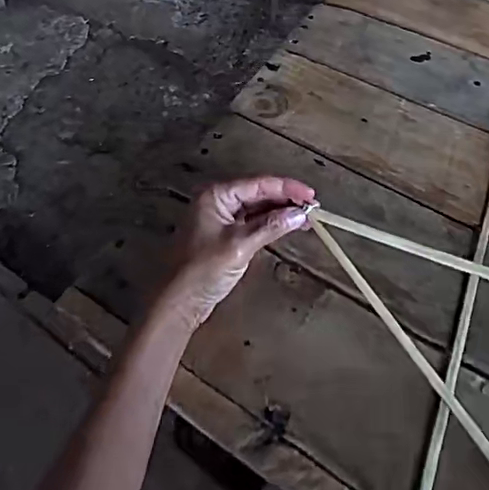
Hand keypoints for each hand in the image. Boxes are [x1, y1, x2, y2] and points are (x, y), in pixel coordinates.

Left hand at [156, 177, 317, 327]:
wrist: (175, 306)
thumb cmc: (203, 270)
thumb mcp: (240, 245)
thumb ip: (272, 226)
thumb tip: (302, 214)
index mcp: (217, 195)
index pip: (260, 184)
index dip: (289, 188)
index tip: (312, 195)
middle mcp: (218, 201)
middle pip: (260, 193)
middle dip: (287, 199)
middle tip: (313, 207)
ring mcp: (220, 218)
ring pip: (258, 207)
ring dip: (282, 212)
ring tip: (306, 218)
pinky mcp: (224, 235)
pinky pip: (253, 221)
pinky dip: (272, 223)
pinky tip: (289, 226)